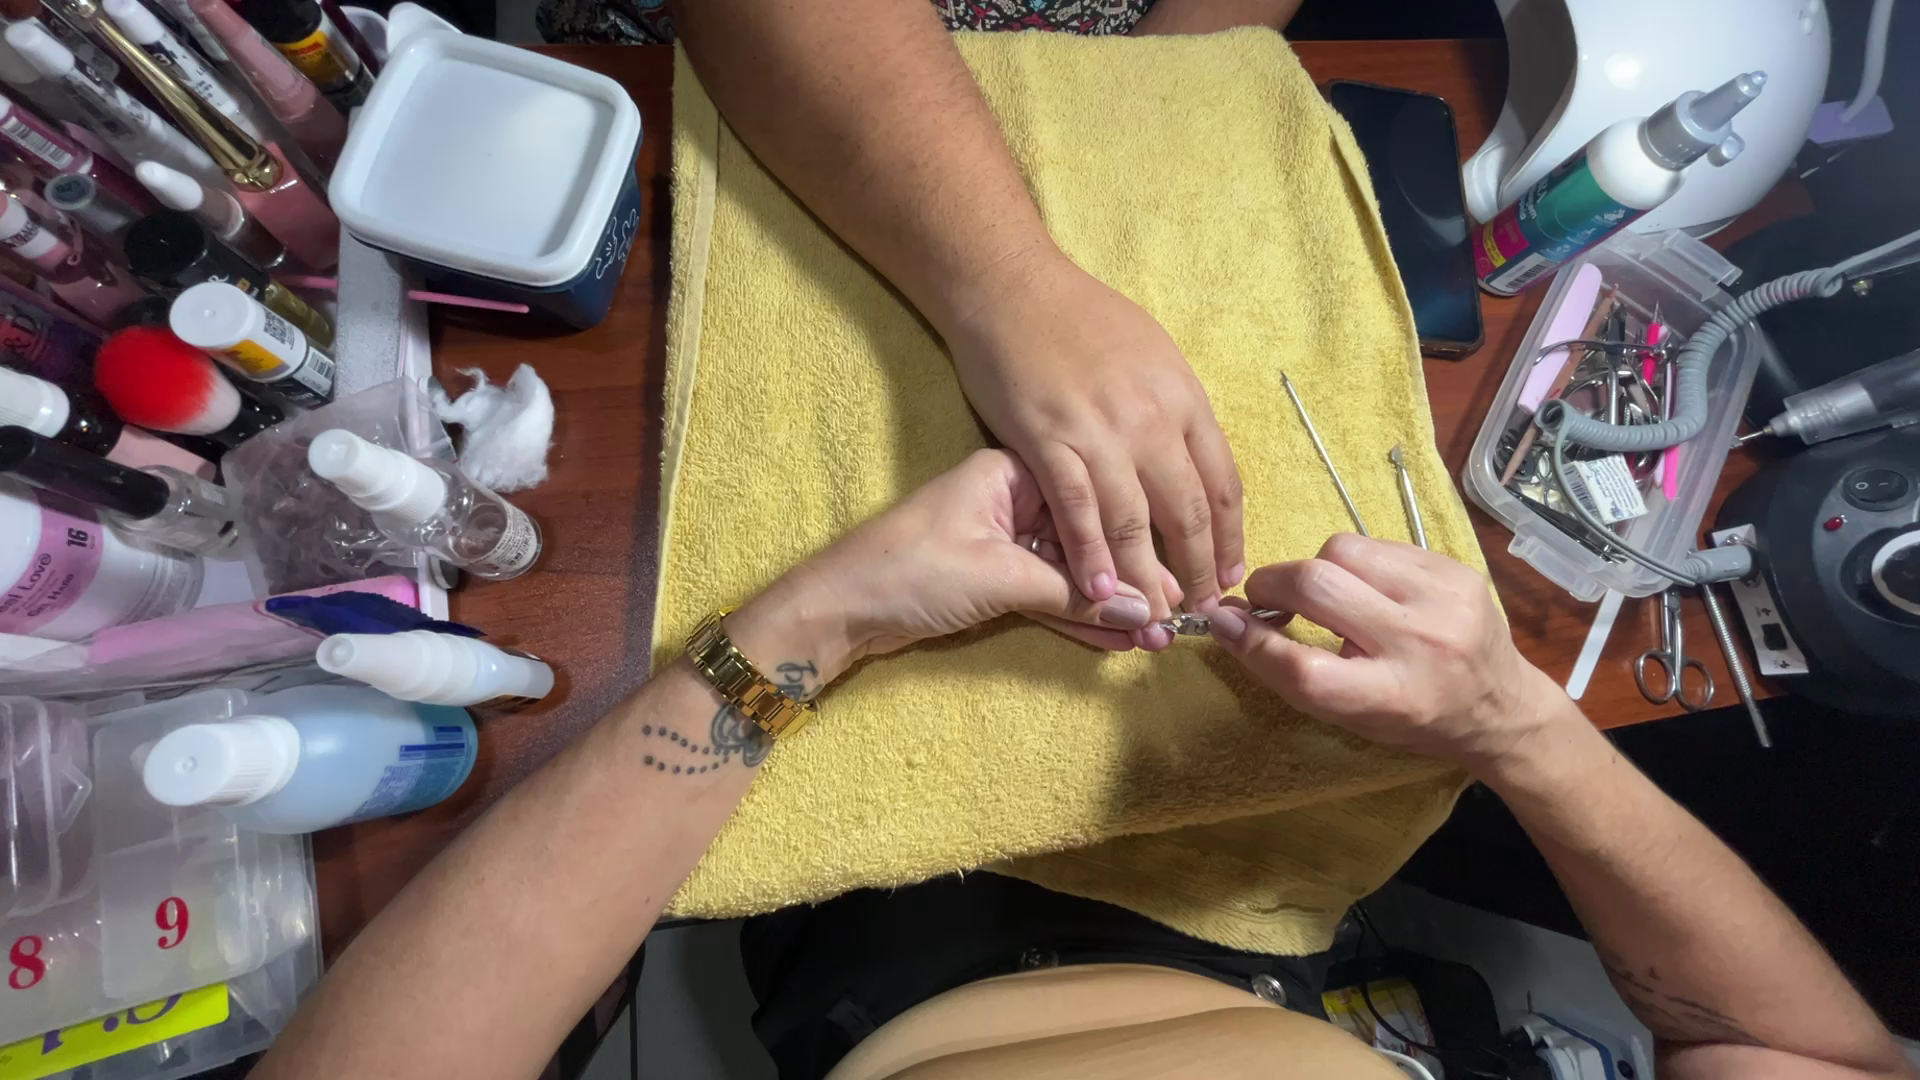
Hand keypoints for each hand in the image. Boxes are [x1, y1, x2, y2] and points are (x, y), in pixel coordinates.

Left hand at [731, 450, 1155, 684]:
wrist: (839, 607)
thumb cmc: (912, 569)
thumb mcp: (998, 577)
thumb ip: (1072, 595)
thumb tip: (1144, 612)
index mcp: (1012, 474)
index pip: (1091, 501)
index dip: (1136, 543)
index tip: (1177, 581)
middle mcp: (1013, 501)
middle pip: (1086, 540)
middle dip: (1128, 582)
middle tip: (1175, 617)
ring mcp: (1003, 541)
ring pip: (1069, 572)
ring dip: (1106, 606)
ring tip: (1154, 637)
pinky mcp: (992, 576)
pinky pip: (1046, 594)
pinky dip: (1075, 617)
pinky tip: (1115, 638)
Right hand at [940, 251, 1243, 633]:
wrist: (1012, 287)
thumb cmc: (1078, 317)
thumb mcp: (1149, 353)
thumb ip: (1172, 409)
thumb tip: (1187, 456)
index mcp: (1182, 398)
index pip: (1221, 484)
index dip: (1228, 538)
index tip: (1229, 573)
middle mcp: (1151, 420)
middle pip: (1186, 513)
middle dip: (1197, 571)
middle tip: (1200, 612)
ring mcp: (1099, 432)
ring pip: (1133, 523)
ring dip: (1147, 578)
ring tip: (1155, 618)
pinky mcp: (1048, 441)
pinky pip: (1076, 511)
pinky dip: (1089, 557)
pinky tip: (1099, 593)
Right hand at [1207, 534, 1573, 775]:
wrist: (1501, 707)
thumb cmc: (1408, 717)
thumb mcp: (1345, 714)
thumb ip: (1283, 667)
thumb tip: (1223, 619)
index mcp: (1392, 697)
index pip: (1303, 666)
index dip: (1253, 641)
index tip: (1226, 622)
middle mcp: (1424, 644)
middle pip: (1317, 586)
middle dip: (1273, 584)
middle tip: (1267, 599)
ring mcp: (1446, 599)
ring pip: (1340, 549)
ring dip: (1314, 569)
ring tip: (1326, 595)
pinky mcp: (1455, 568)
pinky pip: (1372, 543)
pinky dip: (1350, 563)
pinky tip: (1364, 588)